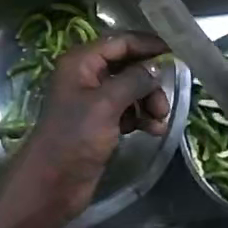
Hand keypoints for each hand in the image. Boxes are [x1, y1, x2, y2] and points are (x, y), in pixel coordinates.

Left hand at [0, 33, 171, 224]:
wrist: (51, 185)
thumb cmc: (74, 137)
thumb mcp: (106, 104)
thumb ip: (134, 80)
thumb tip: (156, 67)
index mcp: (81, 61)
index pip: (120, 42)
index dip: (147, 45)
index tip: (175, 51)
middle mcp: (87, 75)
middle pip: (128, 65)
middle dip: (149, 81)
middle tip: (164, 103)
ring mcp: (94, 99)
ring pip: (131, 89)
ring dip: (148, 101)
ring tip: (159, 121)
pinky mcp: (101, 122)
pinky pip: (128, 109)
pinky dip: (141, 116)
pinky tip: (152, 130)